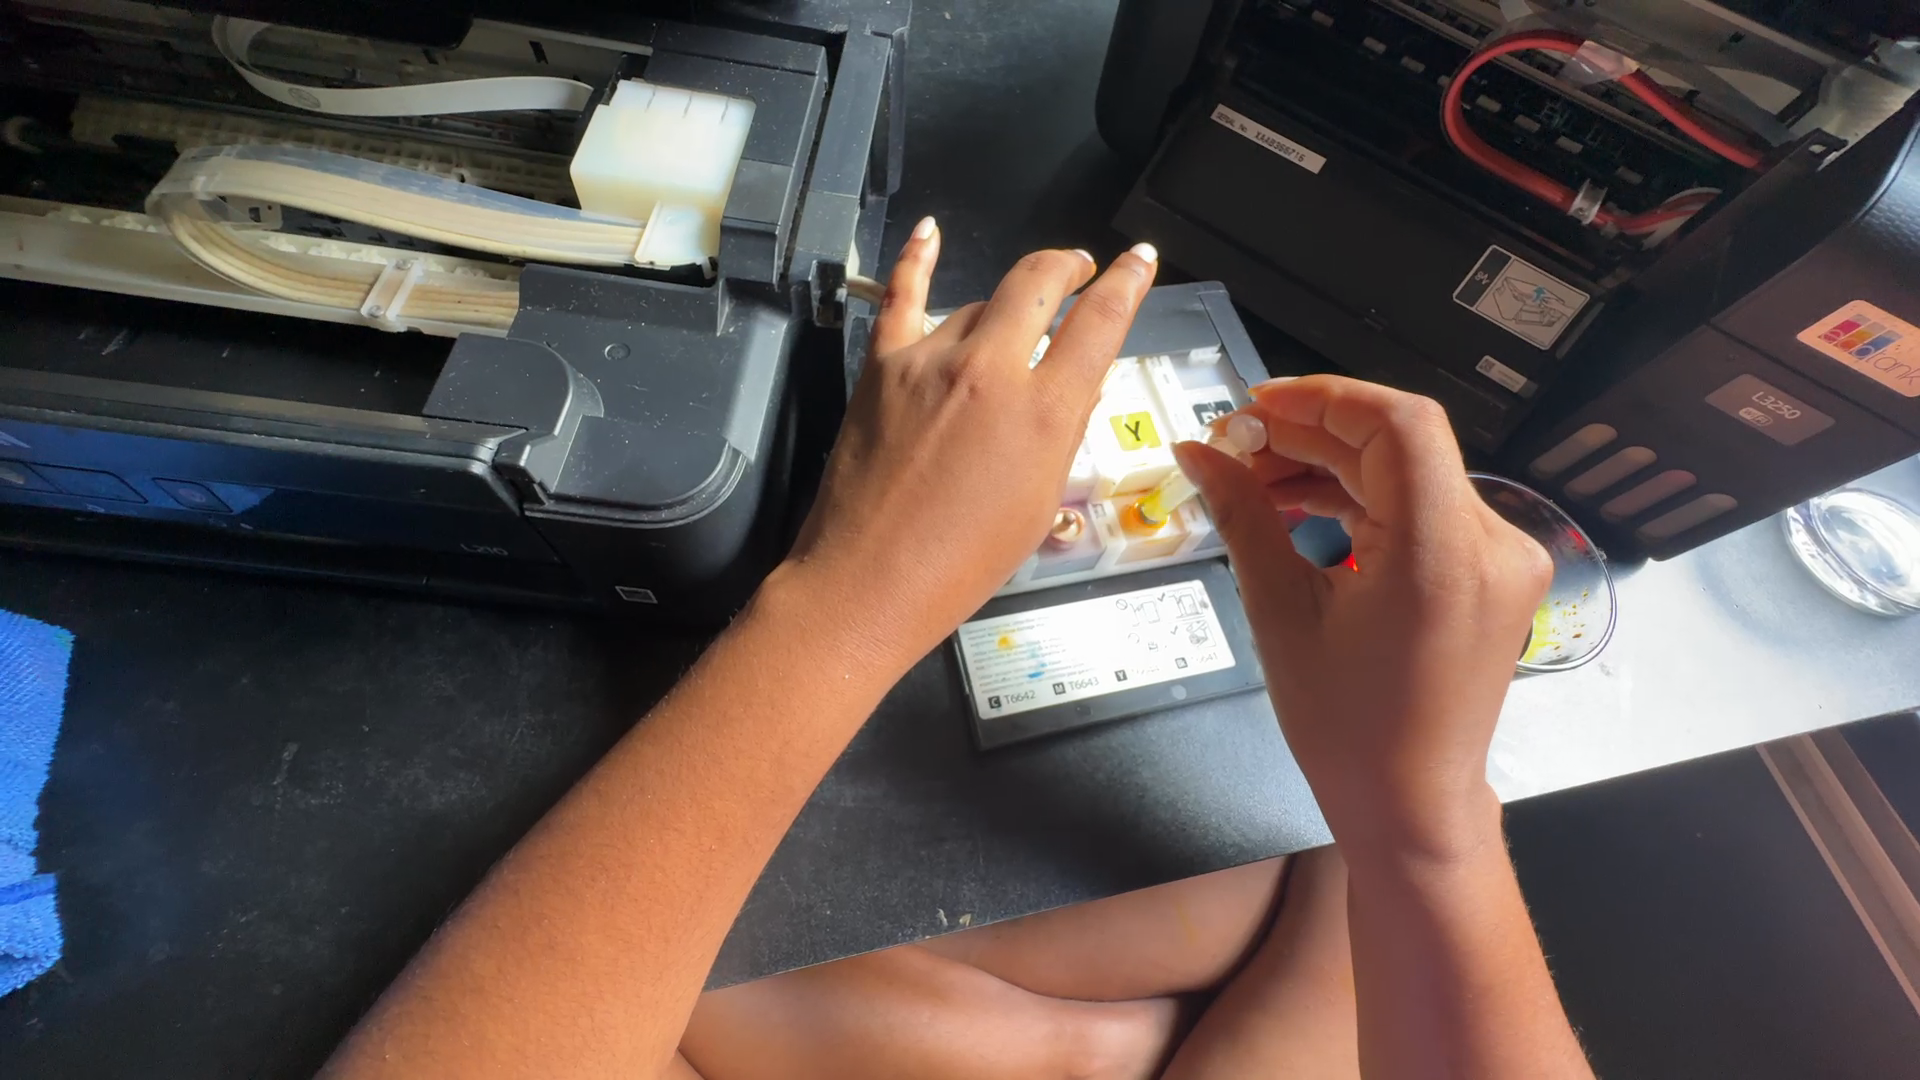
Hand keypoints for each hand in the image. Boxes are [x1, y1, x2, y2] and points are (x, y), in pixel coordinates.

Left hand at [779, 220, 1160, 670]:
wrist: (870, 580)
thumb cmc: (964, 563)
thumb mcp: (1038, 503)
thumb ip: (1061, 433)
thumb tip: (1075, 385)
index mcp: (1043, 413)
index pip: (1100, 323)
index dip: (1128, 283)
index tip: (1139, 261)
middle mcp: (990, 370)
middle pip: (1039, 282)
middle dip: (1068, 265)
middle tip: (1080, 266)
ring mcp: (930, 360)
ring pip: (980, 302)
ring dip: (1006, 304)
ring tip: (1016, 316)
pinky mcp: (882, 366)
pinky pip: (901, 296)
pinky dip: (917, 258)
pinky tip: (929, 230)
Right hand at [1174, 376, 1550, 859]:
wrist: (1406, 797)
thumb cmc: (1339, 719)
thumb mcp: (1278, 609)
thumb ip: (1242, 515)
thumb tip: (1196, 453)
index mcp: (1443, 552)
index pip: (1399, 425)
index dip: (1322, 399)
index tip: (1252, 406)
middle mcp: (1490, 542)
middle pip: (1396, 447)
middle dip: (1307, 435)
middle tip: (1233, 445)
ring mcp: (1495, 557)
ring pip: (1402, 476)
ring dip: (1325, 467)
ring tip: (1251, 479)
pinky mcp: (1482, 573)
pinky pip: (1413, 512)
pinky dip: (1353, 501)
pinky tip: (1293, 507)